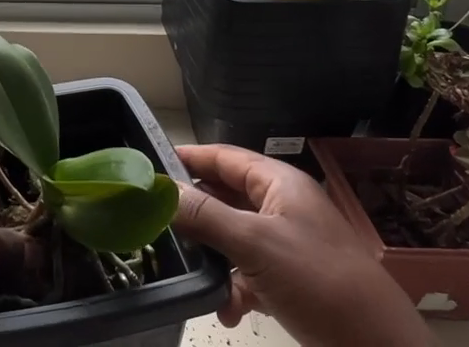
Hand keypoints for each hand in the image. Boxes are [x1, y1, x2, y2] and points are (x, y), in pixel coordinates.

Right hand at [172, 144, 431, 346]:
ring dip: (213, 259)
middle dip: (194, 214)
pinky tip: (227, 311)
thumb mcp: (255, 244)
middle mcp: (282, 207)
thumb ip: (206, 215)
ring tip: (193, 276)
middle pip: (225, 197)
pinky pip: (249, 274)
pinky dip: (234, 289)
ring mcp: (288, 246)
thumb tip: (162, 191)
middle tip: (157, 224)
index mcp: (279, 184)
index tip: (149, 168)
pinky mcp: (292, 282)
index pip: (224, 157)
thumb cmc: (320, 282)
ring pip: (233, 238)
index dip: (188, 158)